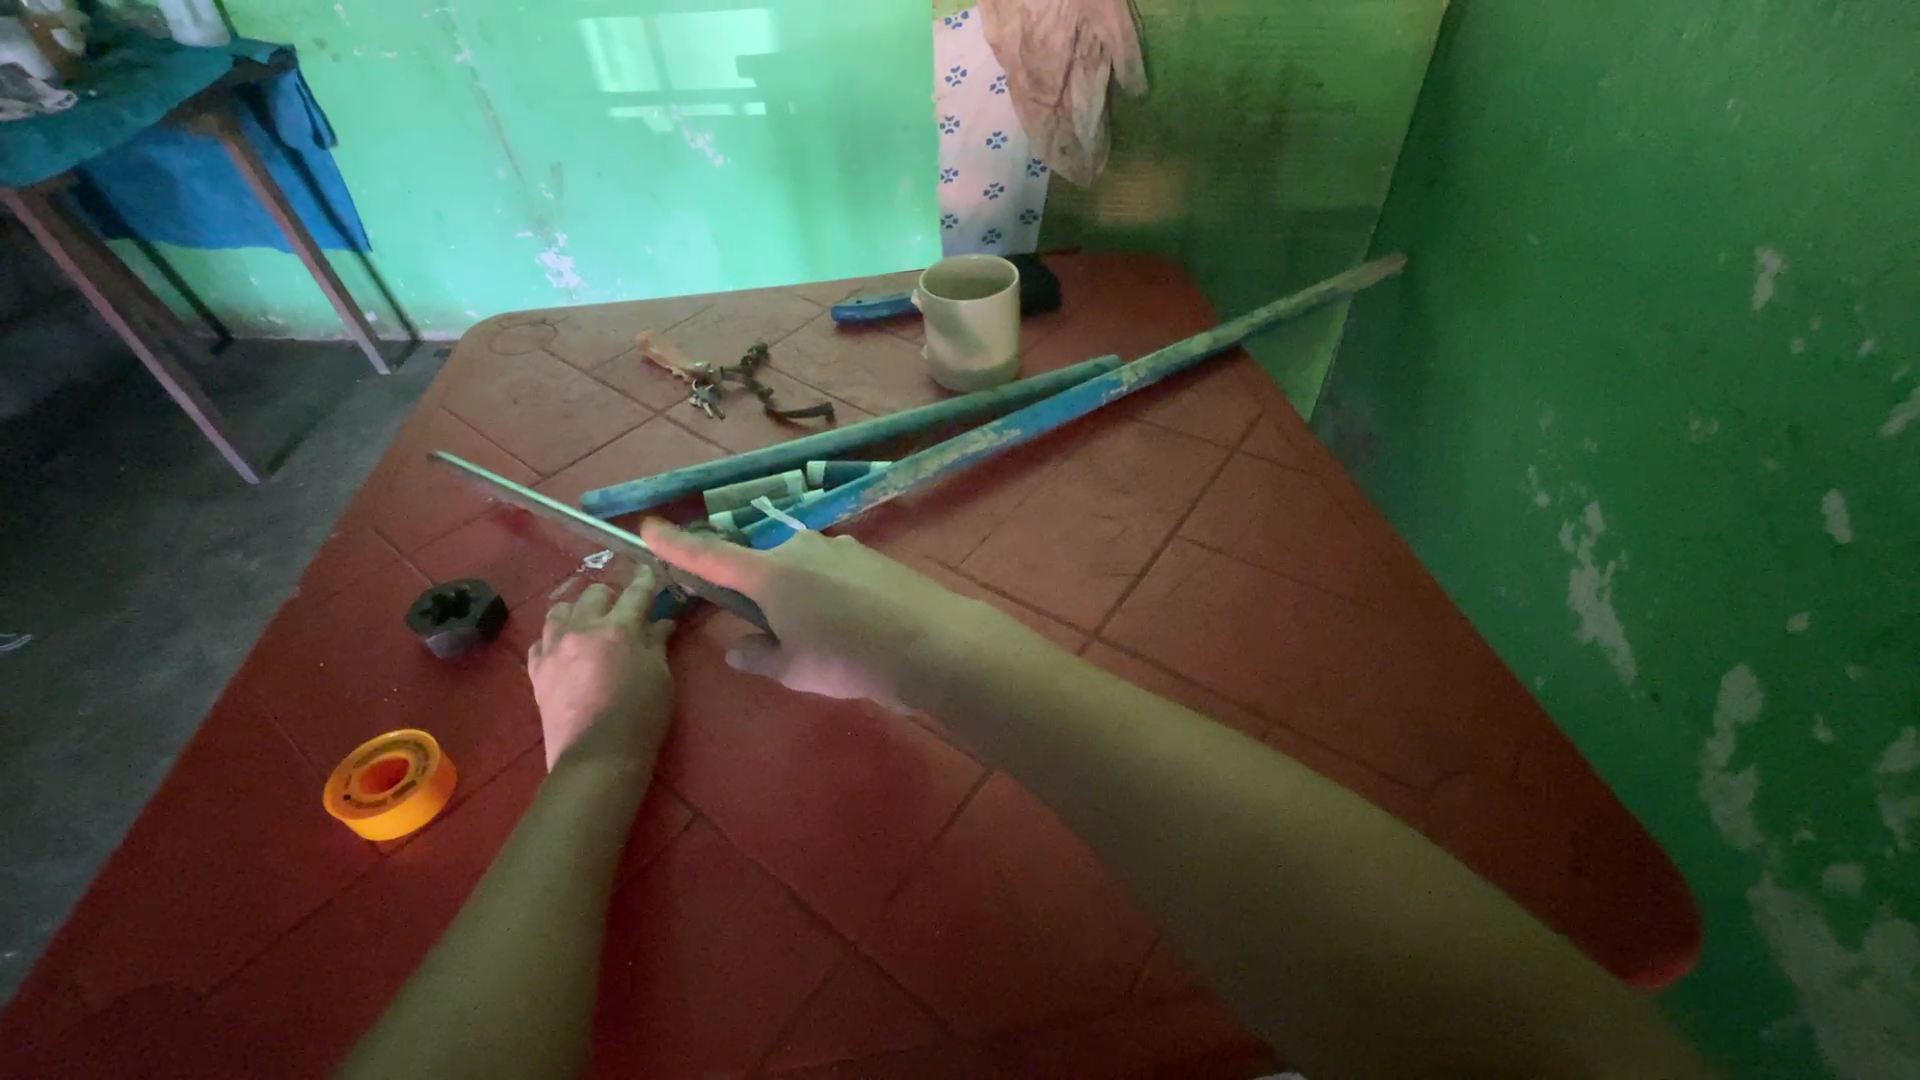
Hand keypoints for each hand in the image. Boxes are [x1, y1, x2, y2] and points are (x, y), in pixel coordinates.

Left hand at [527, 566, 675, 771]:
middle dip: (611, 595)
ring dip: (578, 611)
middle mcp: (582, 628)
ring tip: (589, 623)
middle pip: (593, 593)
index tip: (650, 570)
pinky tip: (566, 648)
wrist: (597, 755)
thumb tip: (662, 622)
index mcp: (619, 628)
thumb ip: (657, 643)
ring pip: (560, 610)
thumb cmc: (641, 715)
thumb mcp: (661, 676)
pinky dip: (555, 638)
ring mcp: (554, 648)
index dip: (646, 579)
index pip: (636, 592)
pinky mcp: (537, 670)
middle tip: (622, 608)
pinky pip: (541, 641)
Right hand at [640, 520, 1007, 709]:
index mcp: (769, 573)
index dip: (677, 544)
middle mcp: (800, 548)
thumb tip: (739, 649)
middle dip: (757, 588)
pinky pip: (834, 570)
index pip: (710, 554)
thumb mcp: (793, 669)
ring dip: (798, 591)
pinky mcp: (871, 556)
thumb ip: (759, 655)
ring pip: (802, 566)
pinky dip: (830, 591)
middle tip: (771, 627)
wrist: (930, 643)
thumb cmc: (847, 659)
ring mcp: (840, 547)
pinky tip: (853, 623)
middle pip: (762, 562)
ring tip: (822, 634)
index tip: (650, 527)